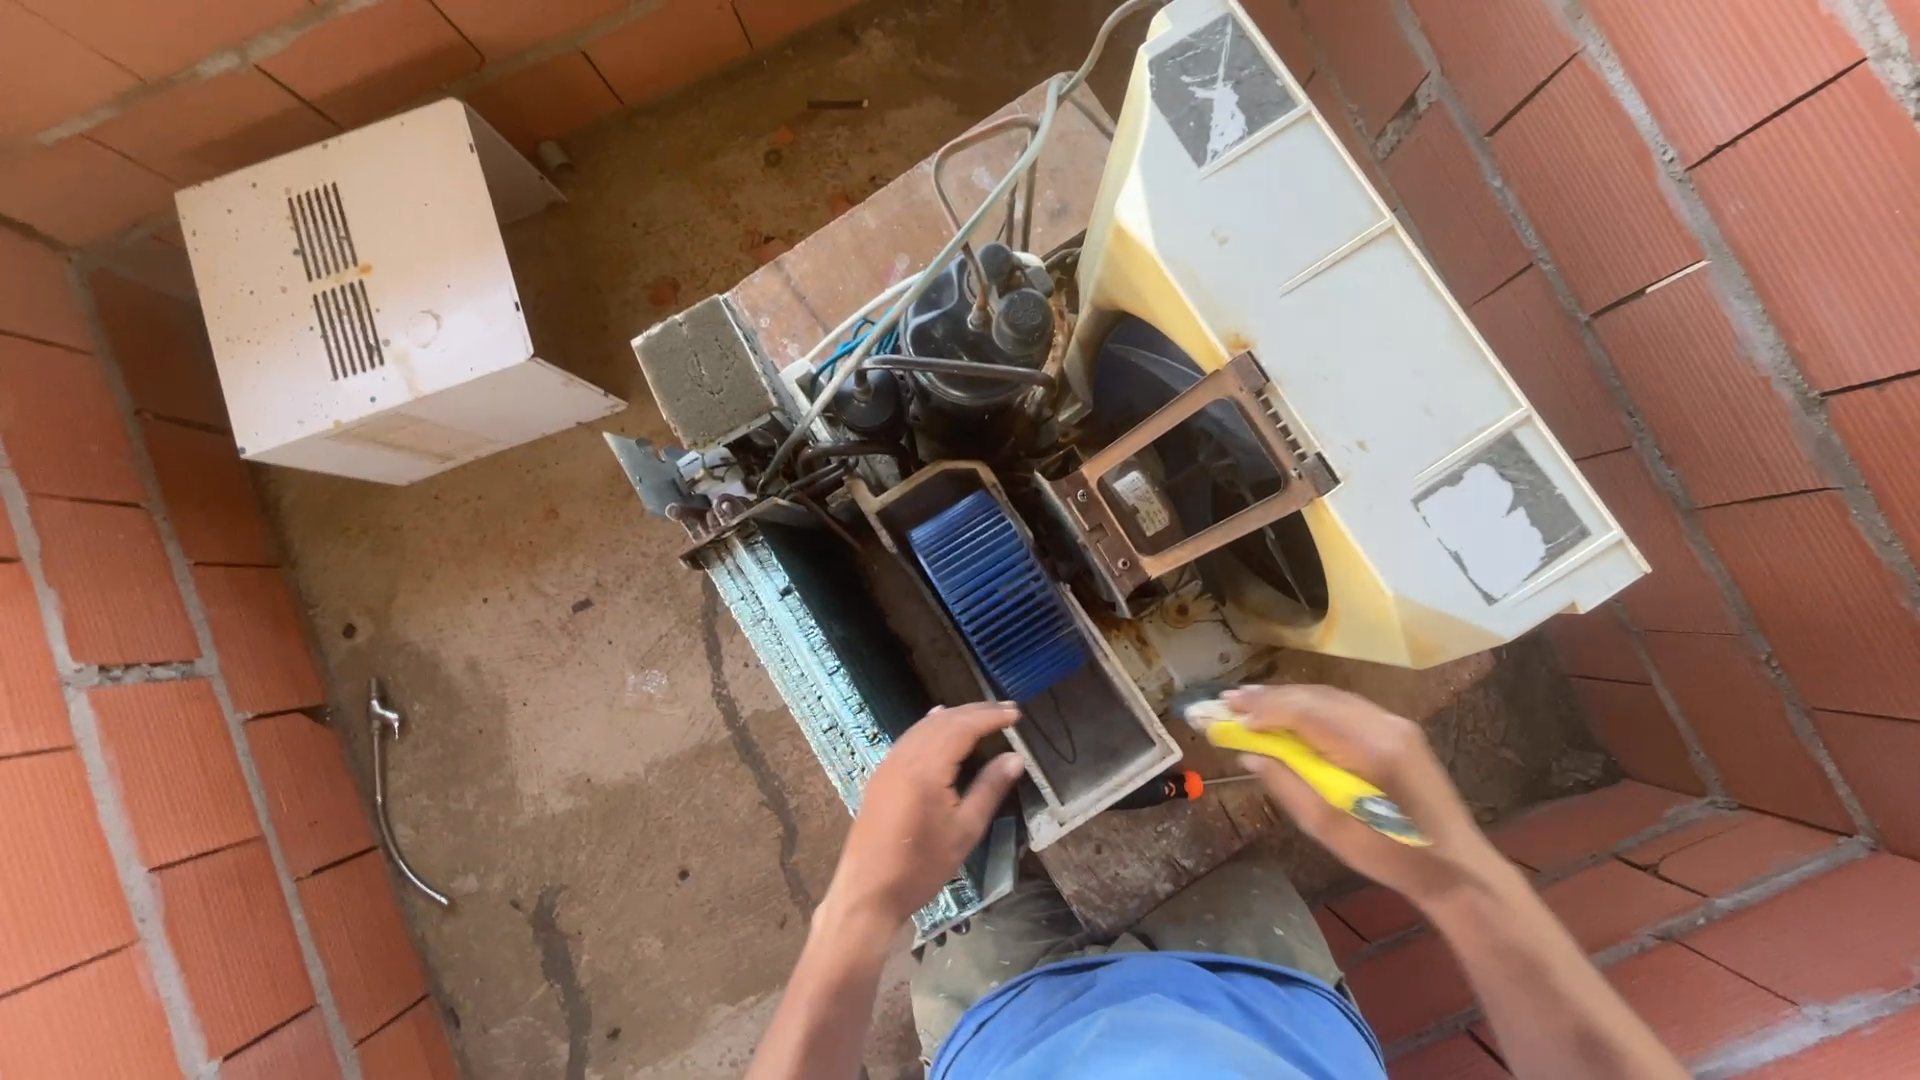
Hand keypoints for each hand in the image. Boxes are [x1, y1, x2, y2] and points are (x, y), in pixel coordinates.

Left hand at [824, 702, 1026, 926]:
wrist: (868, 892)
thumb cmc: (922, 867)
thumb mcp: (965, 830)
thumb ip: (990, 788)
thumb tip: (1015, 757)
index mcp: (926, 768)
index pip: (963, 728)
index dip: (990, 718)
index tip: (1016, 715)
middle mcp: (905, 757)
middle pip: (943, 721)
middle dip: (975, 712)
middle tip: (1006, 710)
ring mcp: (889, 764)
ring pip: (924, 727)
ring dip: (954, 716)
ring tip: (982, 714)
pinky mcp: (881, 775)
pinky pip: (910, 737)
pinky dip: (930, 725)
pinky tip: (939, 721)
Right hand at [1225, 684, 1508, 913]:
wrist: (1458, 867)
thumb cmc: (1392, 856)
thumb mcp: (1330, 829)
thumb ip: (1287, 785)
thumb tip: (1248, 755)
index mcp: (1371, 750)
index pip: (1306, 713)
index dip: (1264, 709)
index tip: (1229, 713)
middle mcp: (1384, 724)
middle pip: (1315, 697)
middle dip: (1269, 697)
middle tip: (1227, 701)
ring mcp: (1395, 723)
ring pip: (1328, 696)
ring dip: (1287, 697)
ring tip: (1248, 702)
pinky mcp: (1398, 729)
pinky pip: (1344, 706)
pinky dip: (1310, 705)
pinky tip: (1288, 711)